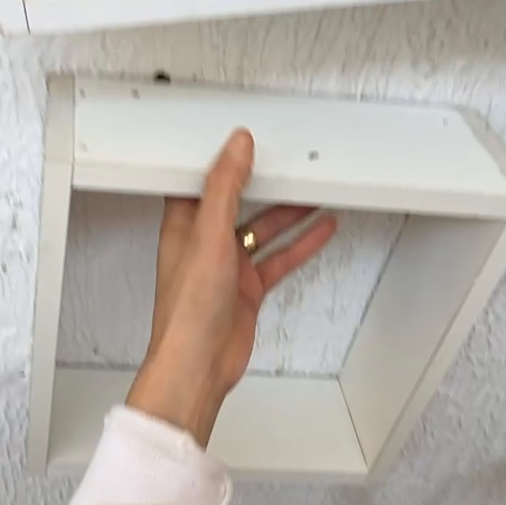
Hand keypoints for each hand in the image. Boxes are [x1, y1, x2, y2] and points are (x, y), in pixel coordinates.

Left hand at [126, 129, 337, 446]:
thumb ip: (224, 189)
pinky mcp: (248, 288)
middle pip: (239, 202)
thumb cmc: (188, 311)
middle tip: (292, 162)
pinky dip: (300, 244)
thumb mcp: (209, 236)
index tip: (247, 140)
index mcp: (184, 226)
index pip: (203, 182)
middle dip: (265, 183)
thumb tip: (236, 147)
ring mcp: (228, 267)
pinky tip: (322, 229)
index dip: (224, 160)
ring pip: (264, 230)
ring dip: (290, 213)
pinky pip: (279, 258)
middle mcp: (204, 244)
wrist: (200, 364)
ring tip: (317, 191)